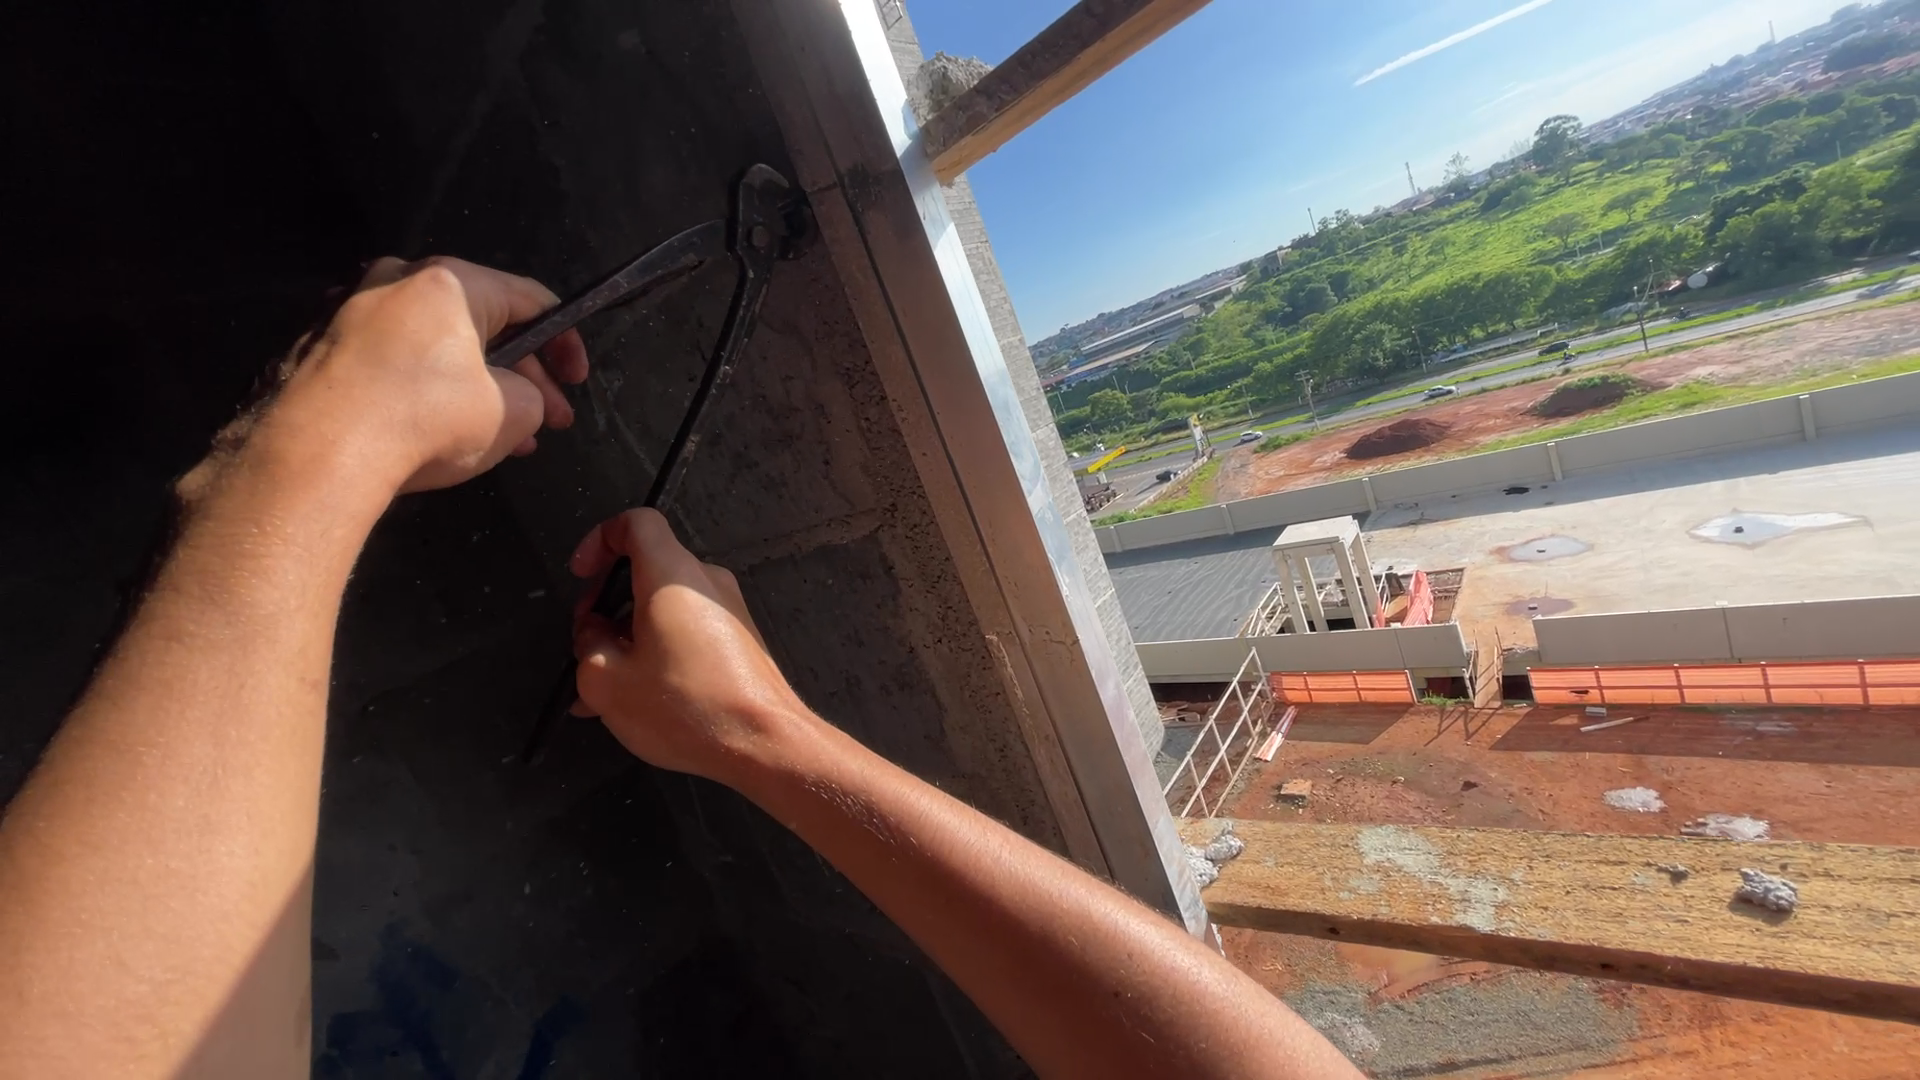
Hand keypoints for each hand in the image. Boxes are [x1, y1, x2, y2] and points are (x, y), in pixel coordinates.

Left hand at [268, 256, 589, 492]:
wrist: (313, 452)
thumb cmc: (428, 418)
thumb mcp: (515, 411)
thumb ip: (532, 395)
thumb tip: (516, 397)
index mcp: (450, 283)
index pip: (532, 299)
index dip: (567, 343)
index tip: (576, 382)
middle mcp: (395, 281)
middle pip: (484, 325)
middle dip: (525, 376)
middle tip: (548, 421)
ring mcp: (347, 311)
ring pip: (440, 347)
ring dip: (482, 389)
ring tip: (506, 438)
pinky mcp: (314, 347)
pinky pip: (396, 362)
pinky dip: (431, 392)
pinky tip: (445, 434)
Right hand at [567, 509, 807, 780]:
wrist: (763, 740)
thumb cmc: (686, 705)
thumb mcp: (606, 681)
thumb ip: (588, 644)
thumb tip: (595, 632)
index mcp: (673, 575)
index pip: (636, 522)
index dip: (599, 539)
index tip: (581, 575)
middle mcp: (707, 581)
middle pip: (647, 570)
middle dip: (607, 604)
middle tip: (587, 644)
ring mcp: (729, 609)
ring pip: (665, 607)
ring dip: (629, 636)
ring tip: (603, 689)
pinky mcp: (739, 637)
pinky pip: (688, 629)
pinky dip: (658, 650)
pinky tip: (638, 696)